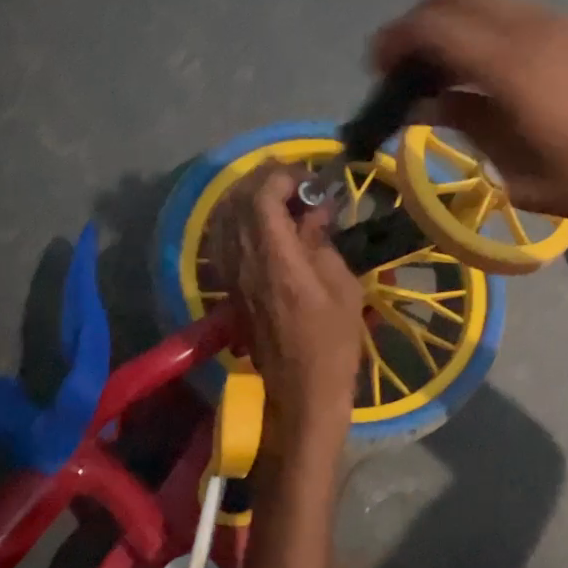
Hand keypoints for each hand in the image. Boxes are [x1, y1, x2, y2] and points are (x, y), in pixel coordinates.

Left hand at [210, 162, 364, 445]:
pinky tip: (266, 223)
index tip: (312, 180)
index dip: (283, 177)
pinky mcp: (230, 287)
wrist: (302, 391)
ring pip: (225, 217)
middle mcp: (243, 262)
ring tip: (283, 196)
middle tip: (298, 181)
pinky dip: (242, 220)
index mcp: (275, 261)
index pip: (261, 198)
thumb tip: (314, 212)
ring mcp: (231, 275)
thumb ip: (322, 243)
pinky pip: (225, 238)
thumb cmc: (333, 343)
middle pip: (237, 202)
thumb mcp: (342, 288)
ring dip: (250, 197)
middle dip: (265, 181)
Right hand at [371, 0, 567, 239]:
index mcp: (512, 64)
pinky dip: (491, 29)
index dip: (395, 42)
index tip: (379, 71)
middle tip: (411, 70)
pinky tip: (497, 76)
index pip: (433, 26)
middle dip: (421, 22)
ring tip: (451, 76)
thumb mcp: (525, 174)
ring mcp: (564, 23)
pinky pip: (520, 12)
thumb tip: (433, 103)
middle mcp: (533, 26)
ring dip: (458, 23)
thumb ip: (473, 127)